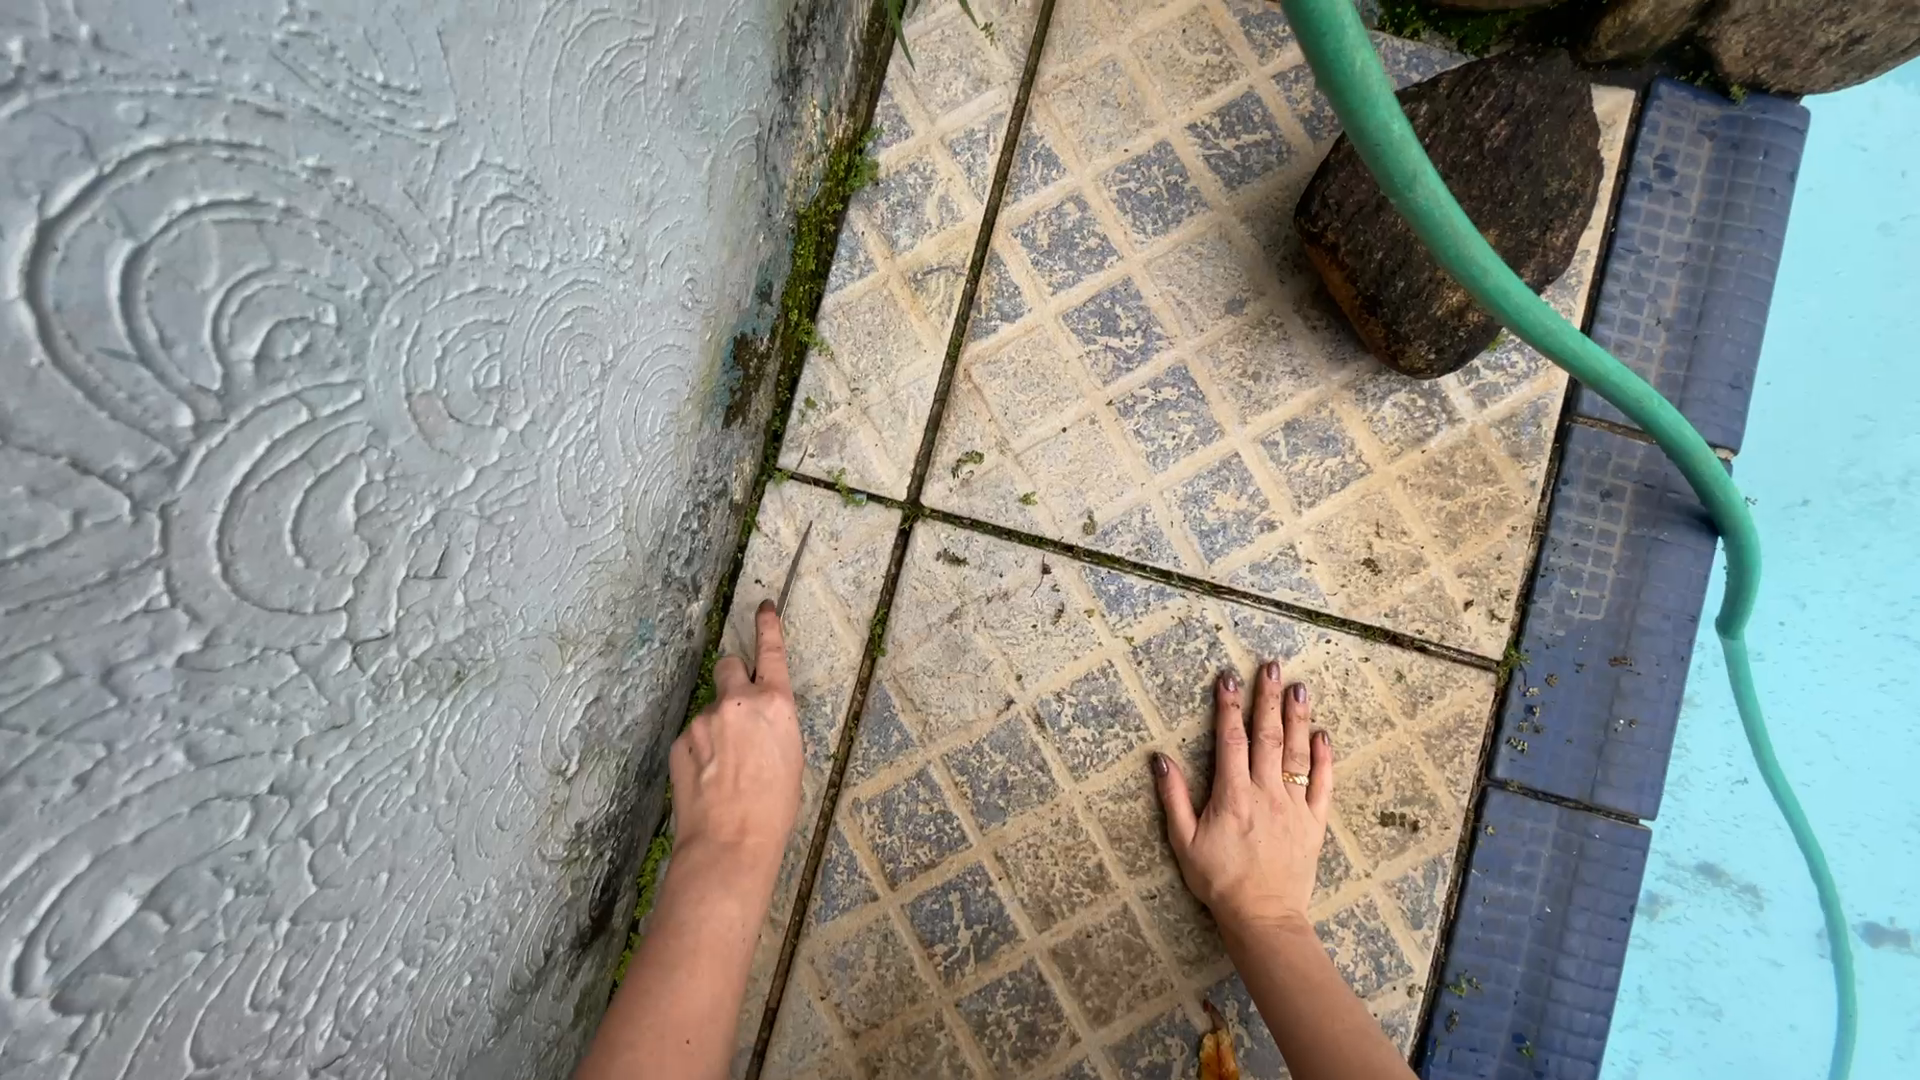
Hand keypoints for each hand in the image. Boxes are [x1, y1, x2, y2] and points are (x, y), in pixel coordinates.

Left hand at [669, 600, 803, 868]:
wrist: (730, 842)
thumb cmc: (775, 805)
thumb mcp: (791, 755)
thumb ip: (774, 723)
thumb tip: (761, 719)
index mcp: (775, 703)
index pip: (770, 652)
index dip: (767, 626)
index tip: (763, 607)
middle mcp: (737, 701)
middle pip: (728, 666)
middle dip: (733, 678)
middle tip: (738, 708)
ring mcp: (703, 719)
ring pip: (710, 709)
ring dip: (717, 725)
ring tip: (724, 768)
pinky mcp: (680, 741)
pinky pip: (693, 735)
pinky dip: (700, 749)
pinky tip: (707, 778)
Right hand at [1152, 661, 1333, 934]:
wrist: (1264, 918)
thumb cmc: (1218, 881)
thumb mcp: (1183, 842)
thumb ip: (1174, 798)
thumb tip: (1160, 759)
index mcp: (1233, 796)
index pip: (1230, 740)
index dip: (1228, 707)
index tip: (1228, 678)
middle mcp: (1266, 794)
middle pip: (1267, 737)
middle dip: (1267, 699)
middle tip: (1271, 667)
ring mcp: (1294, 807)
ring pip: (1297, 754)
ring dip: (1297, 718)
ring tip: (1299, 687)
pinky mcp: (1314, 823)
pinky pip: (1323, 785)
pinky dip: (1325, 758)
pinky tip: (1322, 734)